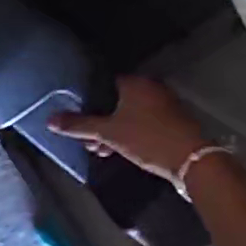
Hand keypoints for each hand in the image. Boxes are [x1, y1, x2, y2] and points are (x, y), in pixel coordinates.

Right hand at [48, 75, 209, 185]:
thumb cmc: (148, 139)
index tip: (76, 114)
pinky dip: (130, 134)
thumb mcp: (108, 133)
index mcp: (135, 82)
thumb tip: (49, 120)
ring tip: (101, 150)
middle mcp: (151, 88)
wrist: (196, 163)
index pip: (102, 82)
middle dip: (99, 120)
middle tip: (88, 138)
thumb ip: (79, 125)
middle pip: (115, 101)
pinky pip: (144, 123)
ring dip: (113, 131)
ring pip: (129, 114)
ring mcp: (166, 106)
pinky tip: (120, 150)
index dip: (87, 98)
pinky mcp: (175, 124)